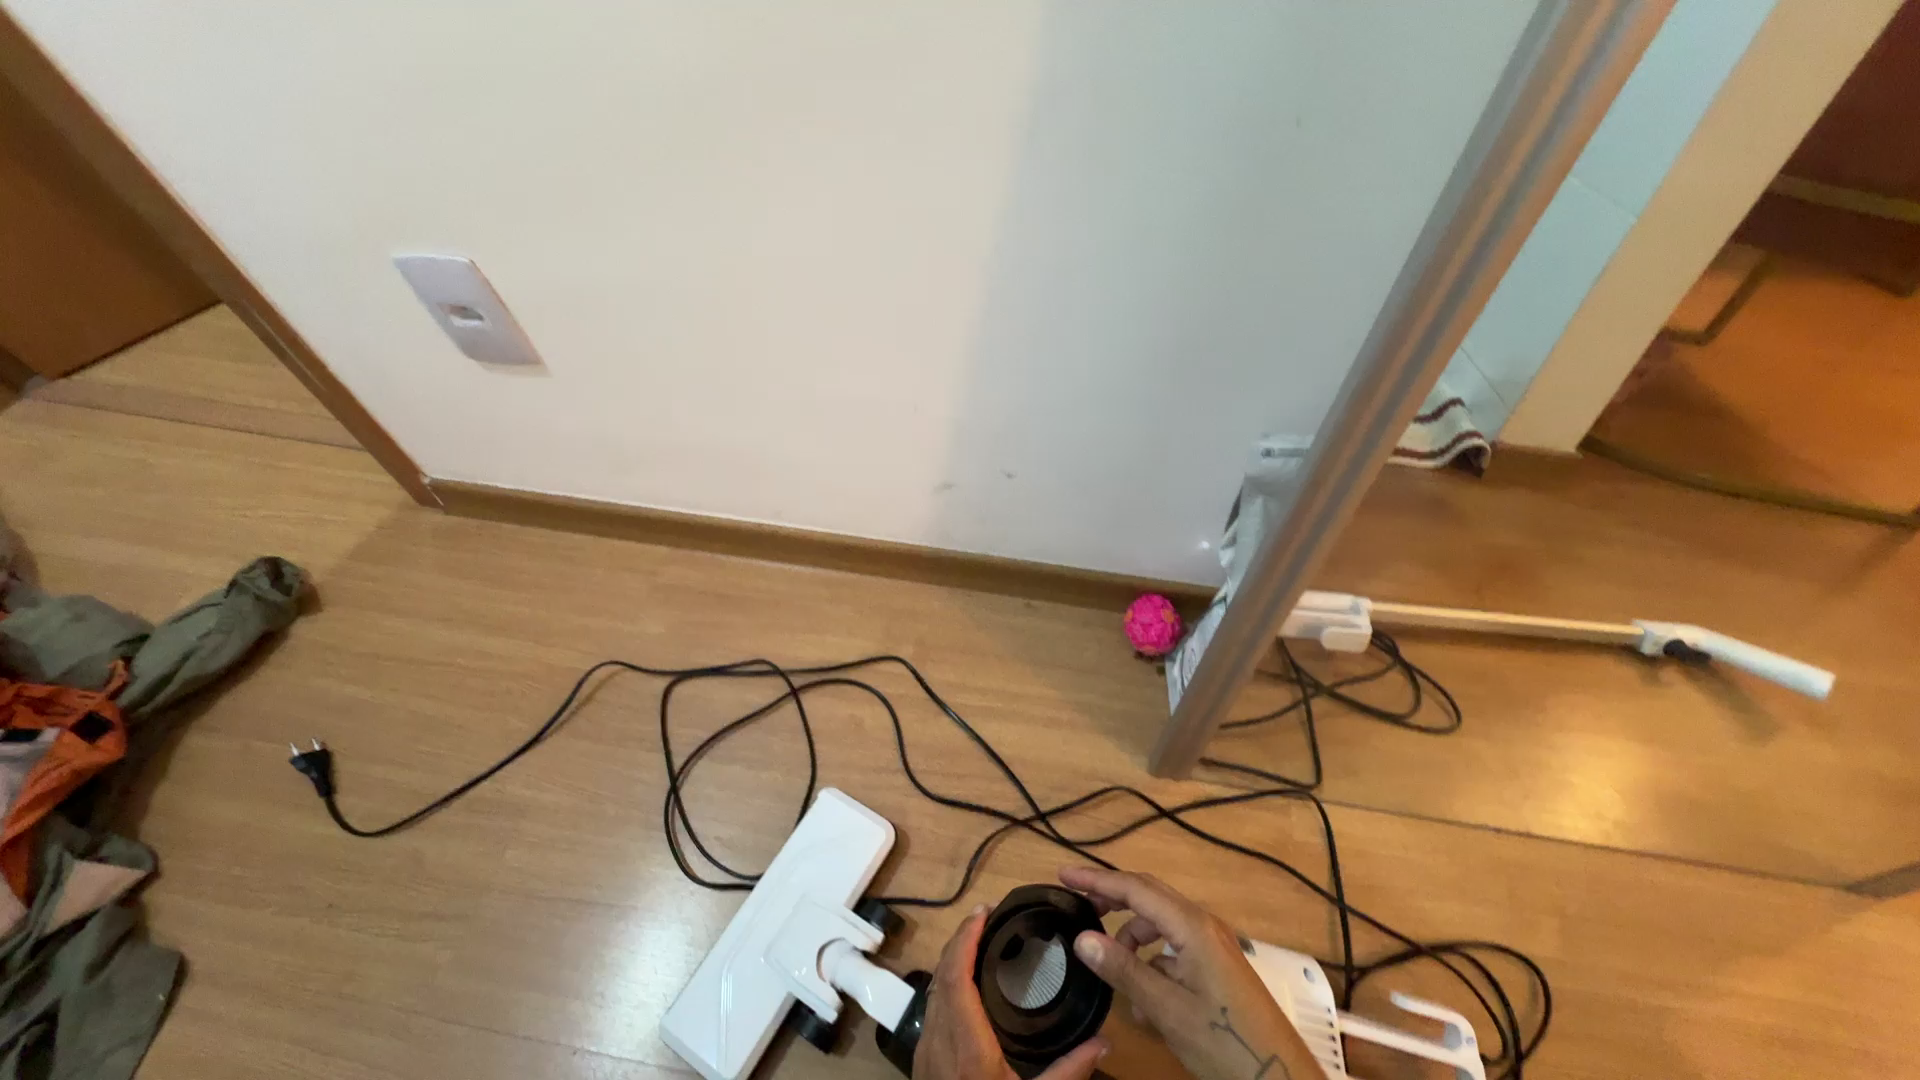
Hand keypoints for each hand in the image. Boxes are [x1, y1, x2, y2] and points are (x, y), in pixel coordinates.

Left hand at [915, 903, 1109, 1079]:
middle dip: (960, 939)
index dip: (966, 938)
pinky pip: (931, 1008)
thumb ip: (1069, 1072)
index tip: (983, 912)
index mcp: (967, 1045)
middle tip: (986, 917)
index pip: (957, 976)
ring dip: (952, 959)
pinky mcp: (923, 1060)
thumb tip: (1104, 1041)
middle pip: (942, 975)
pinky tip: (964, 984)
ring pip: (933, 990)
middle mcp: (939, 1040)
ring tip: (977, 941)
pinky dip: (947, 983)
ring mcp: (926, 1050)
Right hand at [1060, 867, 1319, 1079]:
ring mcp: (1213, 944)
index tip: (1064, 875)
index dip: (1097, 880)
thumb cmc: (1223, 1041)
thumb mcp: (1166, 1009)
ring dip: (1132, 937)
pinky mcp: (1217, 965)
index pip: (1134, 888)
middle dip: (1112, 897)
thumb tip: (1082, 938)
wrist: (1280, 1078)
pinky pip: (1175, 948)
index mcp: (1191, 926)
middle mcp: (1203, 925)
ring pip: (1161, 924)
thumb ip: (1124, 970)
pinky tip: (1143, 1000)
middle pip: (1148, 896)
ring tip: (1111, 968)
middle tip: (1078, 904)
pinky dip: (1153, 961)